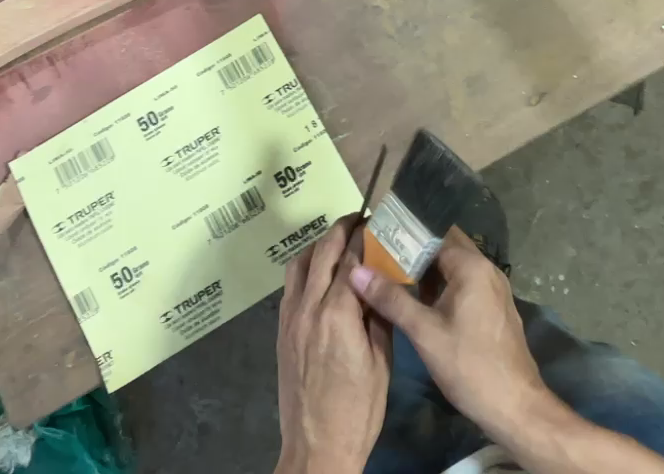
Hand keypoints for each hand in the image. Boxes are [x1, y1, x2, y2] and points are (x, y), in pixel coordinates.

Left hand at [275, 219, 391, 473]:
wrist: (317, 446)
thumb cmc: (358, 410)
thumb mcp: (381, 363)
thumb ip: (379, 316)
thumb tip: (381, 282)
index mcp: (338, 315)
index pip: (352, 259)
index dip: (365, 236)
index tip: (379, 222)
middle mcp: (308, 307)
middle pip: (323, 252)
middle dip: (341, 229)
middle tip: (359, 218)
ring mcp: (290, 317)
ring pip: (300, 263)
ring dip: (319, 244)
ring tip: (339, 240)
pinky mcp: (281, 328)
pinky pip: (291, 285)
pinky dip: (306, 268)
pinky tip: (321, 272)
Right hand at [348, 228, 549, 434]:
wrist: (516, 408)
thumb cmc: (469, 366)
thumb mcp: (424, 332)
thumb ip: (391, 299)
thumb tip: (356, 271)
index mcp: (471, 266)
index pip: (433, 232)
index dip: (404, 231)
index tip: (376, 233)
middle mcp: (486, 269)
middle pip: (444, 246)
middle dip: (413, 249)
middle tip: (379, 252)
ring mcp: (493, 288)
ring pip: (454, 265)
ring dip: (426, 268)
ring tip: (391, 272)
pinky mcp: (494, 307)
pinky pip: (463, 282)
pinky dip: (441, 284)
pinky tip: (418, 299)